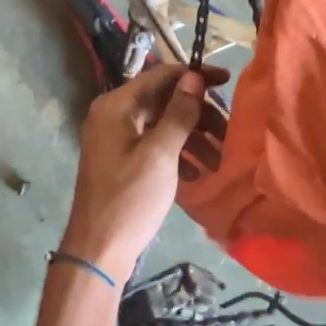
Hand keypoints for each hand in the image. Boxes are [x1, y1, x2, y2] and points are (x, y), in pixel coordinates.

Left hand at [59, 64, 227, 279]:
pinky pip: (153, 144)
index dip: (195, 76)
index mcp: (116, 105)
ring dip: (191, 137)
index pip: (160, 75)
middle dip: (197, 114)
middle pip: (162, 100)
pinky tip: (197, 173)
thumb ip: (179, 113)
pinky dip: (177, 153)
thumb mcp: (160, 154)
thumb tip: (194, 77)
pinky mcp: (120, 160)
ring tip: (218, 160)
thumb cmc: (130, 199)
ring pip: (161, 123)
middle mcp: (112, 114)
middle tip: (227, 133)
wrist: (98, 250)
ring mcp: (114, 137)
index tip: (228, 81)